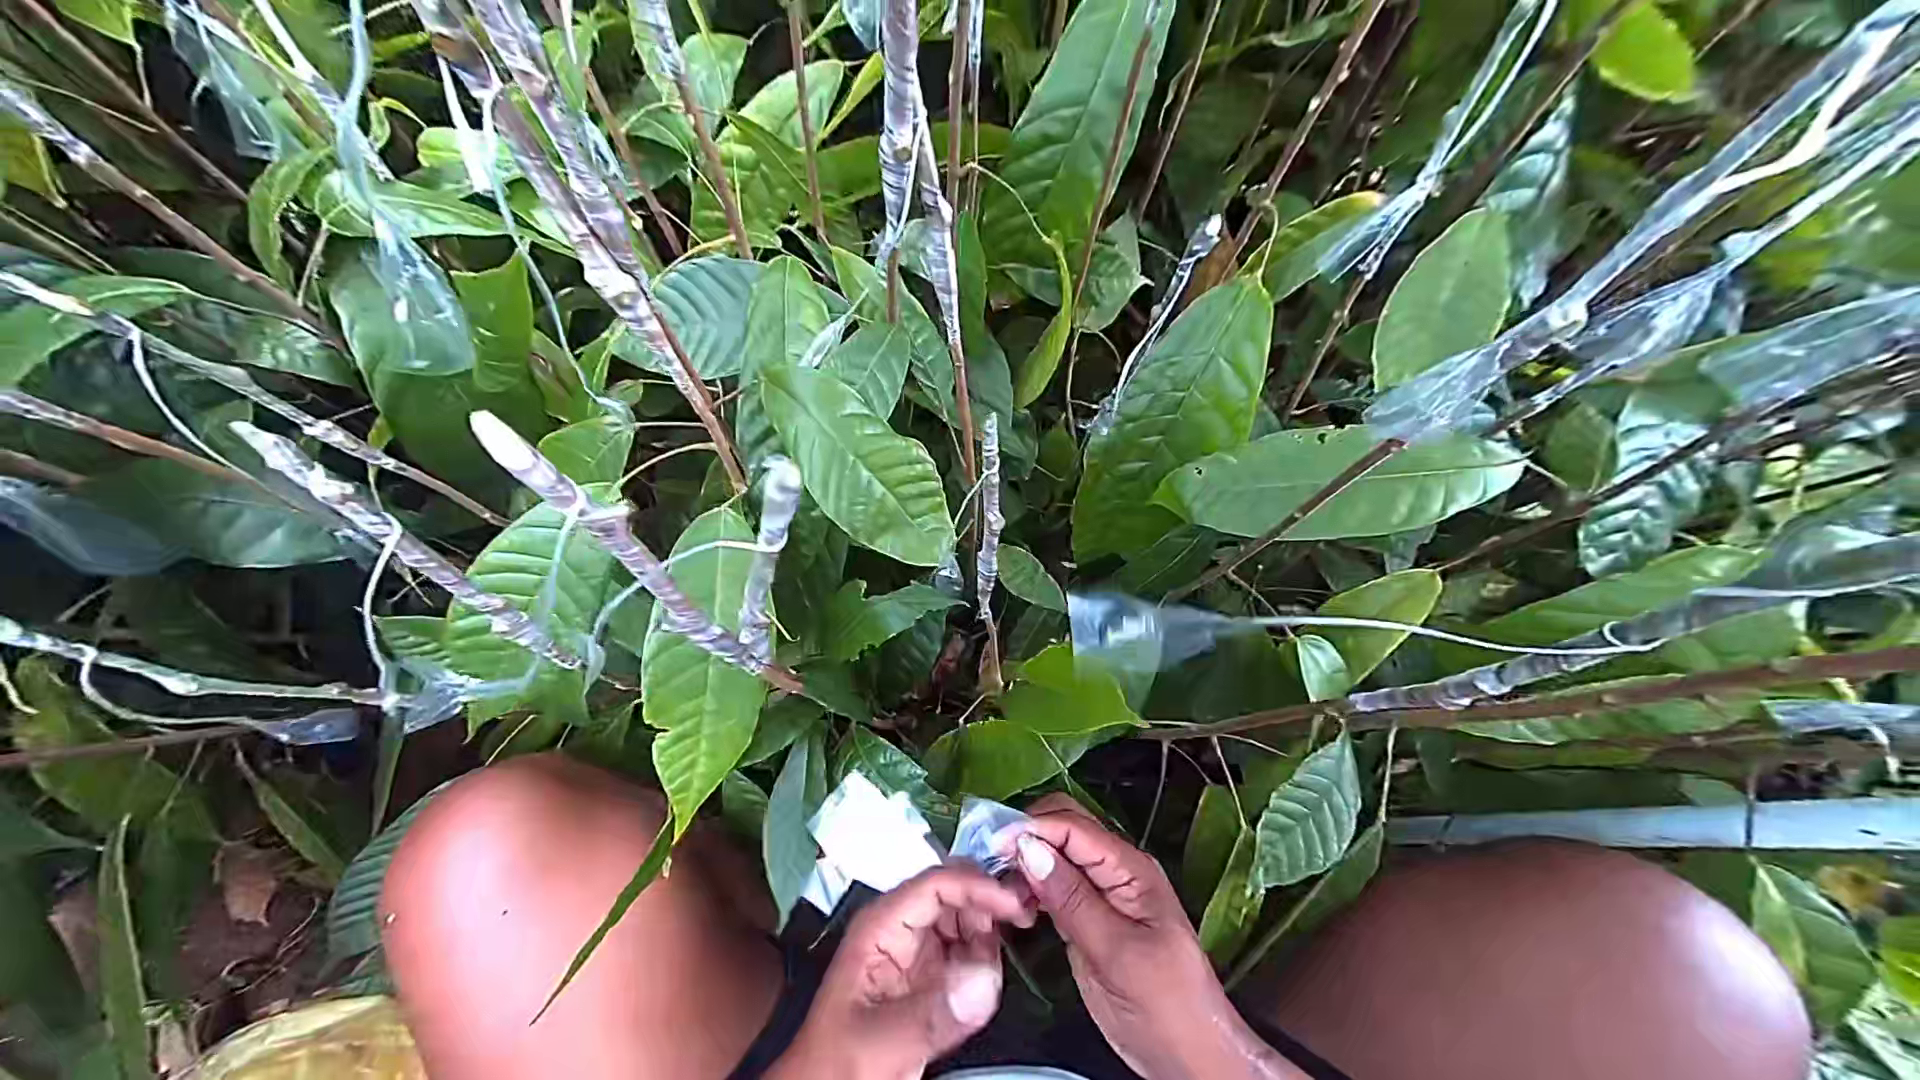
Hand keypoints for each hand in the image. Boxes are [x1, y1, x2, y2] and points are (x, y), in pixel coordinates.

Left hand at [768, 865, 1033, 1079]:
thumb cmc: (837, 1066)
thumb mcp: (879, 1044)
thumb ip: (932, 1014)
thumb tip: (985, 977)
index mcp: (882, 925)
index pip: (936, 884)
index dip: (977, 886)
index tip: (1015, 904)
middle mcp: (901, 927)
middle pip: (955, 892)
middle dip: (989, 900)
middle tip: (1024, 919)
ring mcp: (917, 950)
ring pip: (965, 917)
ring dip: (988, 931)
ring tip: (997, 962)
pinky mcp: (930, 976)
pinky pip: (967, 950)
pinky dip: (984, 958)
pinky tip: (985, 983)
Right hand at [1002, 795, 1306, 1079]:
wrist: (1192, 1059)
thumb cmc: (1166, 1006)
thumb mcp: (1118, 954)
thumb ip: (1072, 899)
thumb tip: (1028, 848)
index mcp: (1128, 867)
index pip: (1072, 826)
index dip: (1031, 828)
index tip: (993, 847)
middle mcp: (1113, 868)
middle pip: (1062, 826)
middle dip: (1025, 836)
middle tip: (993, 866)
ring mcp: (1100, 890)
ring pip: (1053, 851)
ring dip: (1024, 861)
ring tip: (1003, 891)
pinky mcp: (1086, 914)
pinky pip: (1052, 882)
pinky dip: (1030, 886)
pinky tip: (1017, 907)